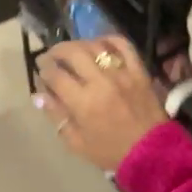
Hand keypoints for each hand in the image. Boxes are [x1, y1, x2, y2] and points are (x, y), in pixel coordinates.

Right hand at [35, 38, 171, 171]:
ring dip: (79, 44)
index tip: (42, 71)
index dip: (44, 70)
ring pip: (96, 46)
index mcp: (83, 103)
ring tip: (72, 50)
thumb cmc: (111, 151)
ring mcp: (122, 73)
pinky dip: (110, 39)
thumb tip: (39, 95)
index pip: (56, 75)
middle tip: (51, 56)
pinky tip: (99, 44)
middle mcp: (101, 82)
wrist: (152, 152)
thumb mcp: (77, 143)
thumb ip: (57, 116)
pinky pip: (124, 46)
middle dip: (57, 51)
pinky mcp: (139, 71)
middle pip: (73, 53)